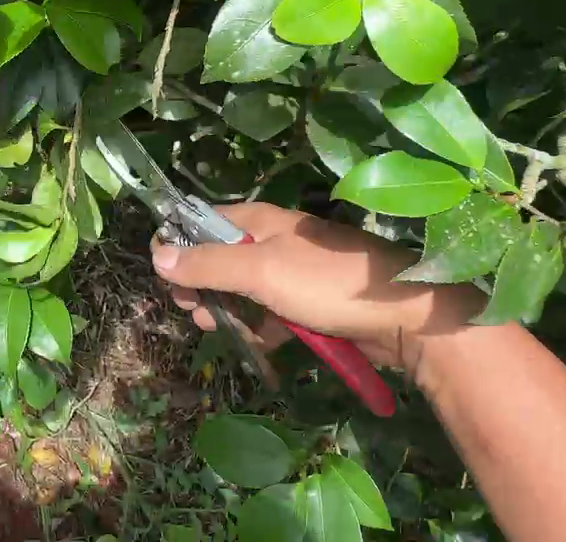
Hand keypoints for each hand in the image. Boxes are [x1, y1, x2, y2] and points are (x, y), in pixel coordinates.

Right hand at [151, 202, 482, 370]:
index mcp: (255, 221)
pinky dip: (258, 326)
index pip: (200, 223)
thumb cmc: (328, 283)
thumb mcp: (260, 272)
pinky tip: (256, 344)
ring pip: (243, 288)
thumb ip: (207, 264)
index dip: (178, 246)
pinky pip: (270, 310)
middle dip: (200, 284)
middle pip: (218, 258)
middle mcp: (269, 240)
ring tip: (217, 329)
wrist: (410, 317)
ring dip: (226, 308)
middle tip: (192, 312)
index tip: (165, 277)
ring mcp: (290, 271)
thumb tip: (155, 255)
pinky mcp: (309, 302)